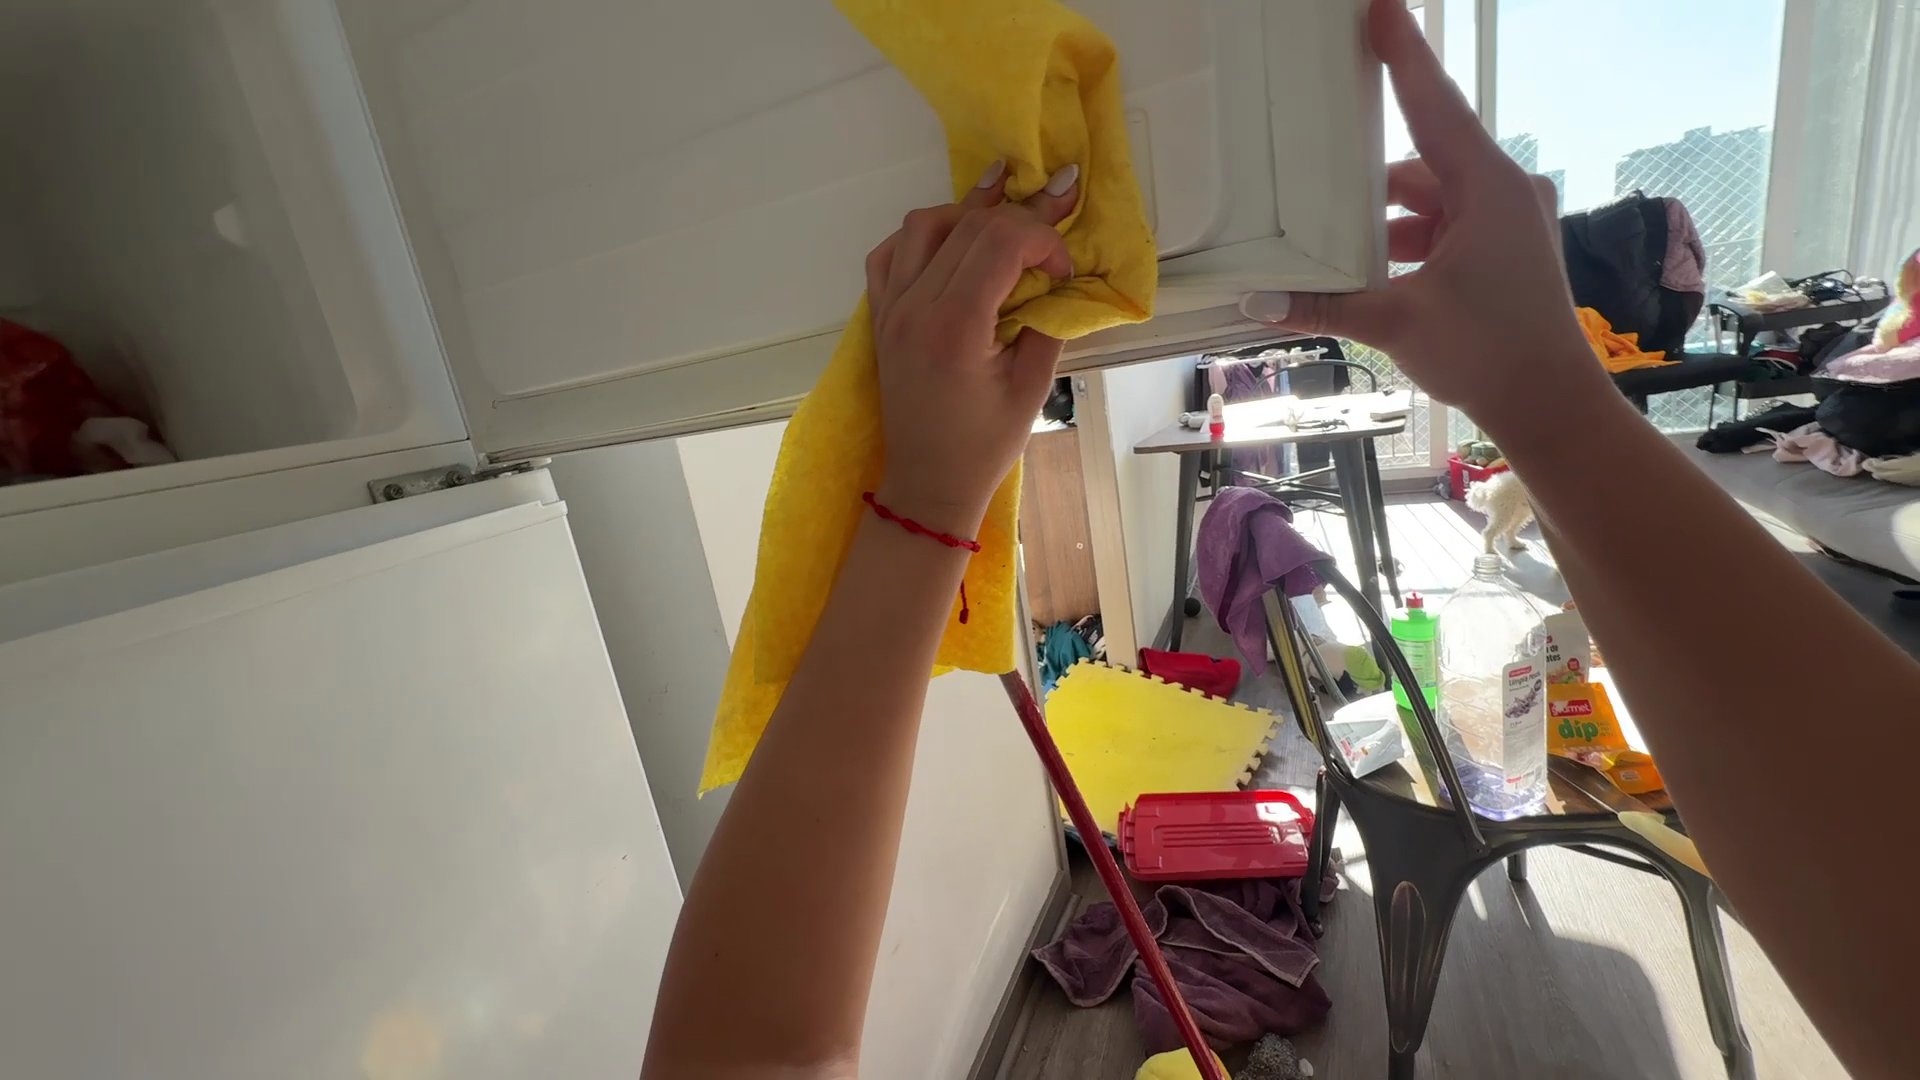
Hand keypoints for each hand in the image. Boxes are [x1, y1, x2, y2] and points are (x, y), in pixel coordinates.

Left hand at [865, 162, 1080, 536]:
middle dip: (1018, 216)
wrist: (927, 483)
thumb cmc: (982, 448)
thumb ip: (1049, 324)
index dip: (1043, 238)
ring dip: (967, 215)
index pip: (999, 241)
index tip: (1064, 270)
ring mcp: (890, 311)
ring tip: (1002, 223)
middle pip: (967, 225)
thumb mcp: (1031, 390)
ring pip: (922, 225)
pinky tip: (949, 246)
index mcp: (954, 328)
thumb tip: (1059, 279)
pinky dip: (921, 238)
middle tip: (1055, 216)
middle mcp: (914, 308)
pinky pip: (889, 254)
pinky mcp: (880, 319)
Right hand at [1240, 0, 1598, 431]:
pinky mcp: (1494, 254)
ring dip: (1378, 224)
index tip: (1379, 7)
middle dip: (1365, 182)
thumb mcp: (1395, 321)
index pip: (1434, 107)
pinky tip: (1361, 273)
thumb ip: (1323, 306)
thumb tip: (1257, 300)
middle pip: (1421, 163)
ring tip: (1327, 247)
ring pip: (1425, 203)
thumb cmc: (1485, 348)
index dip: (1404, 54)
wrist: (1544, 399)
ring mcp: (1500, 225)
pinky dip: (1398, 246)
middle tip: (1313, 181)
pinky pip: (1435, 231)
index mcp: (1487, 189)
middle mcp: (1500, 194)